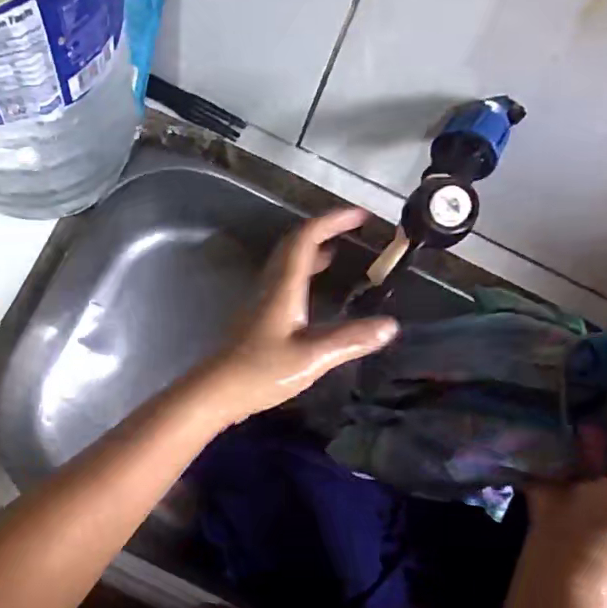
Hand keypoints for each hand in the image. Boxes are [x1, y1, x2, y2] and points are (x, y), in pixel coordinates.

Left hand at [199, 209, 398, 423]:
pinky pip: (282, 280)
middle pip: (293, 244)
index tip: (361, 215)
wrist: (216, 391)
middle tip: (353, 229)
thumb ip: (350, 340)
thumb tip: (390, 325)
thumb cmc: (261, 372)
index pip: (306, 238)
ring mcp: (260, 300)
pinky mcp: (256, 317)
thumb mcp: (312, 358)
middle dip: (324, 229)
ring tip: (339, 252)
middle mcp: (269, 286)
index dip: (333, 221)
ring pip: (285, 262)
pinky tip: (314, 290)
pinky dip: (303, 272)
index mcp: (283, 287)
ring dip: (312, 250)